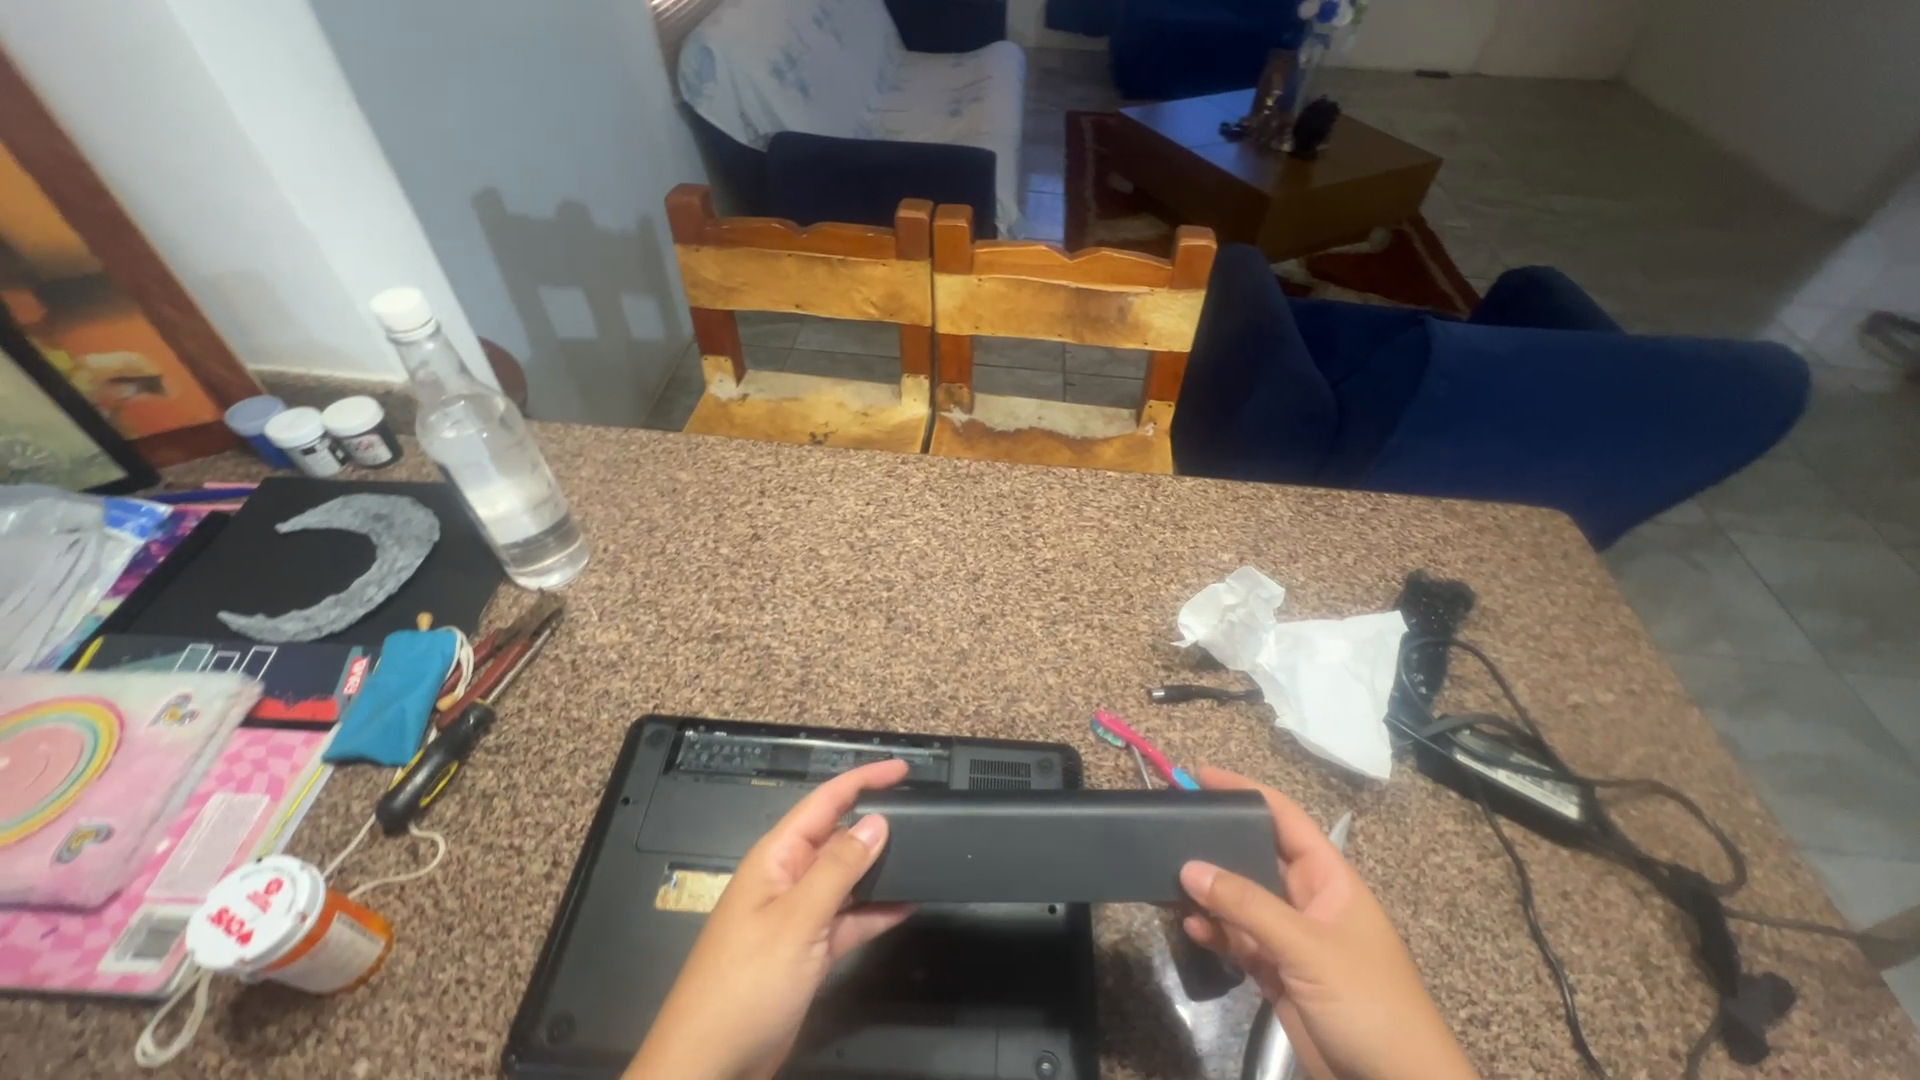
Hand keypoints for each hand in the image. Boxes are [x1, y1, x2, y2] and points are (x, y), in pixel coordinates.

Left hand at [625, 759, 911, 1079]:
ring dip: (880, 871)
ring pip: (846, 879)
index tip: (902, 768)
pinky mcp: (807, 950)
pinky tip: (905, 908)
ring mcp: (797, 916)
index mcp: (776, 858)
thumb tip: (877, 822)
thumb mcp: (796, 920)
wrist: (710, 1063)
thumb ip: (839, 869)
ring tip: (922, 859)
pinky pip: (848, 920)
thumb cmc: (743, 984)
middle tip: (922, 816)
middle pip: (837, 838)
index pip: (825, 802)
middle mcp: (787, 878)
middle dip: (876, 824)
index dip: (863, 780)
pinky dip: (875, 914)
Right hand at [1179, 767, 1477, 1079]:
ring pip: (1240, 900)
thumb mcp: (1307, 947)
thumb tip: (1190, 868)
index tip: (1201, 777)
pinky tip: (1191, 927)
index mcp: (1329, 879)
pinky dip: (1214, 932)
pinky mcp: (1276, 972)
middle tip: (1169, 828)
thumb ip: (1247, 906)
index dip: (1246, 792)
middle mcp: (1307, 900)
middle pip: (1254, 857)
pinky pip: (1237, 940)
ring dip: (1207, 893)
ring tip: (1167, 882)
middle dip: (1216, 843)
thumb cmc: (1367, 1002)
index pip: (1284, 818)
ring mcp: (1291, 938)